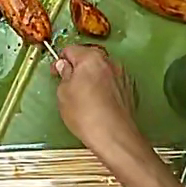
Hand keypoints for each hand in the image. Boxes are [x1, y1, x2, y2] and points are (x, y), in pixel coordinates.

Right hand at [54, 44, 151, 169]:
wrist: (114, 137)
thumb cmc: (86, 114)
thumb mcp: (63, 93)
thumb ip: (64, 74)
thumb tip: (65, 67)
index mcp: (91, 58)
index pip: (70, 50)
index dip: (60, 61)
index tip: (56, 72)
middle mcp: (109, 62)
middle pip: (88, 58)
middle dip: (77, 68)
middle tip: (67, 84)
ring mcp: (122, 76)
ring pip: (101, 71)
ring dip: (91, 78)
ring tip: (83, 97)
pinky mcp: (129, 90)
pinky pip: (111, 83)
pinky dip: (103, 88)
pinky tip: (96, 103)